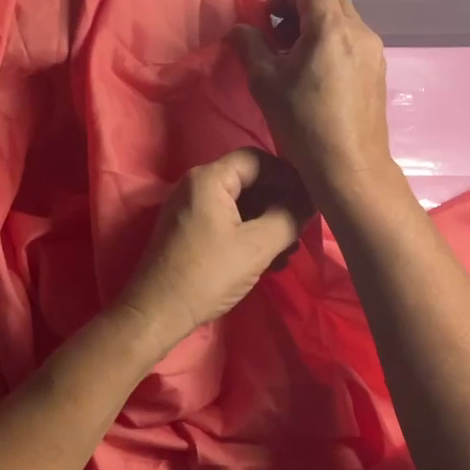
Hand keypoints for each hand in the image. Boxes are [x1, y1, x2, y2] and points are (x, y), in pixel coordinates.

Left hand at [114, 148, 312, 350]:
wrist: (158, 311)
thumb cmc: (208, 274)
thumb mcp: (257, 246)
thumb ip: (288, 218)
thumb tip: (308, 201)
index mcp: (208, 178)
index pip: (257, 159)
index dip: (287, 175)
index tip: (310, 198)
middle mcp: (196, 185)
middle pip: (249, 180)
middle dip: (279, 203)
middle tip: (302, 228)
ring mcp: (190, 208)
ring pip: (240, 203)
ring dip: (267, 222)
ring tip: (288, 251)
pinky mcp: (190, 230)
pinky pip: (227, 220)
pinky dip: (250, 233)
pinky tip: (268, 260)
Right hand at [229, 0, 394, 194]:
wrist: (348, 165)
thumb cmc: (302, 121)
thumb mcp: (264, 82)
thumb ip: (249, 46)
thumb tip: (239, 29)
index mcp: (331, 28)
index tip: (267, 22)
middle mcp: (359, 32)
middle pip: (329, 2)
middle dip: (300, 13)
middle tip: (277, 40)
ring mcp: (374, 53)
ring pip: (343, 23)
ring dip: (317, 30)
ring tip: (295, 61)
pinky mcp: (379, 73)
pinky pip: (353, 44)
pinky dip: (332, 47)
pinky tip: (316, 78)